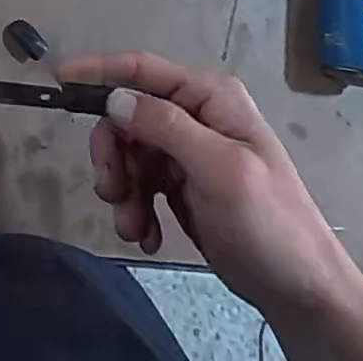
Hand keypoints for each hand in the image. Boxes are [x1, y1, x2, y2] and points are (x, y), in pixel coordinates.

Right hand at [62, 53, 362, 360]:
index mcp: (208, 96)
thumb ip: (165, 126)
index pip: (143, 70)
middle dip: (113, 154)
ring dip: (122, 189)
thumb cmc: (269, 223)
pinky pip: (140, 183)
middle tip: (110, 189)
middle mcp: (194, 114)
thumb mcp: (219, 169)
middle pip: (128, 115)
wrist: (301, 292)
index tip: (61, 78)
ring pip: (129, 152)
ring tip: (133, 226)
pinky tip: (147, 236)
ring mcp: (187, 149)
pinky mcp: (180, 182)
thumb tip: (114, 97)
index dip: (100, 71)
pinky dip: (135, 208)